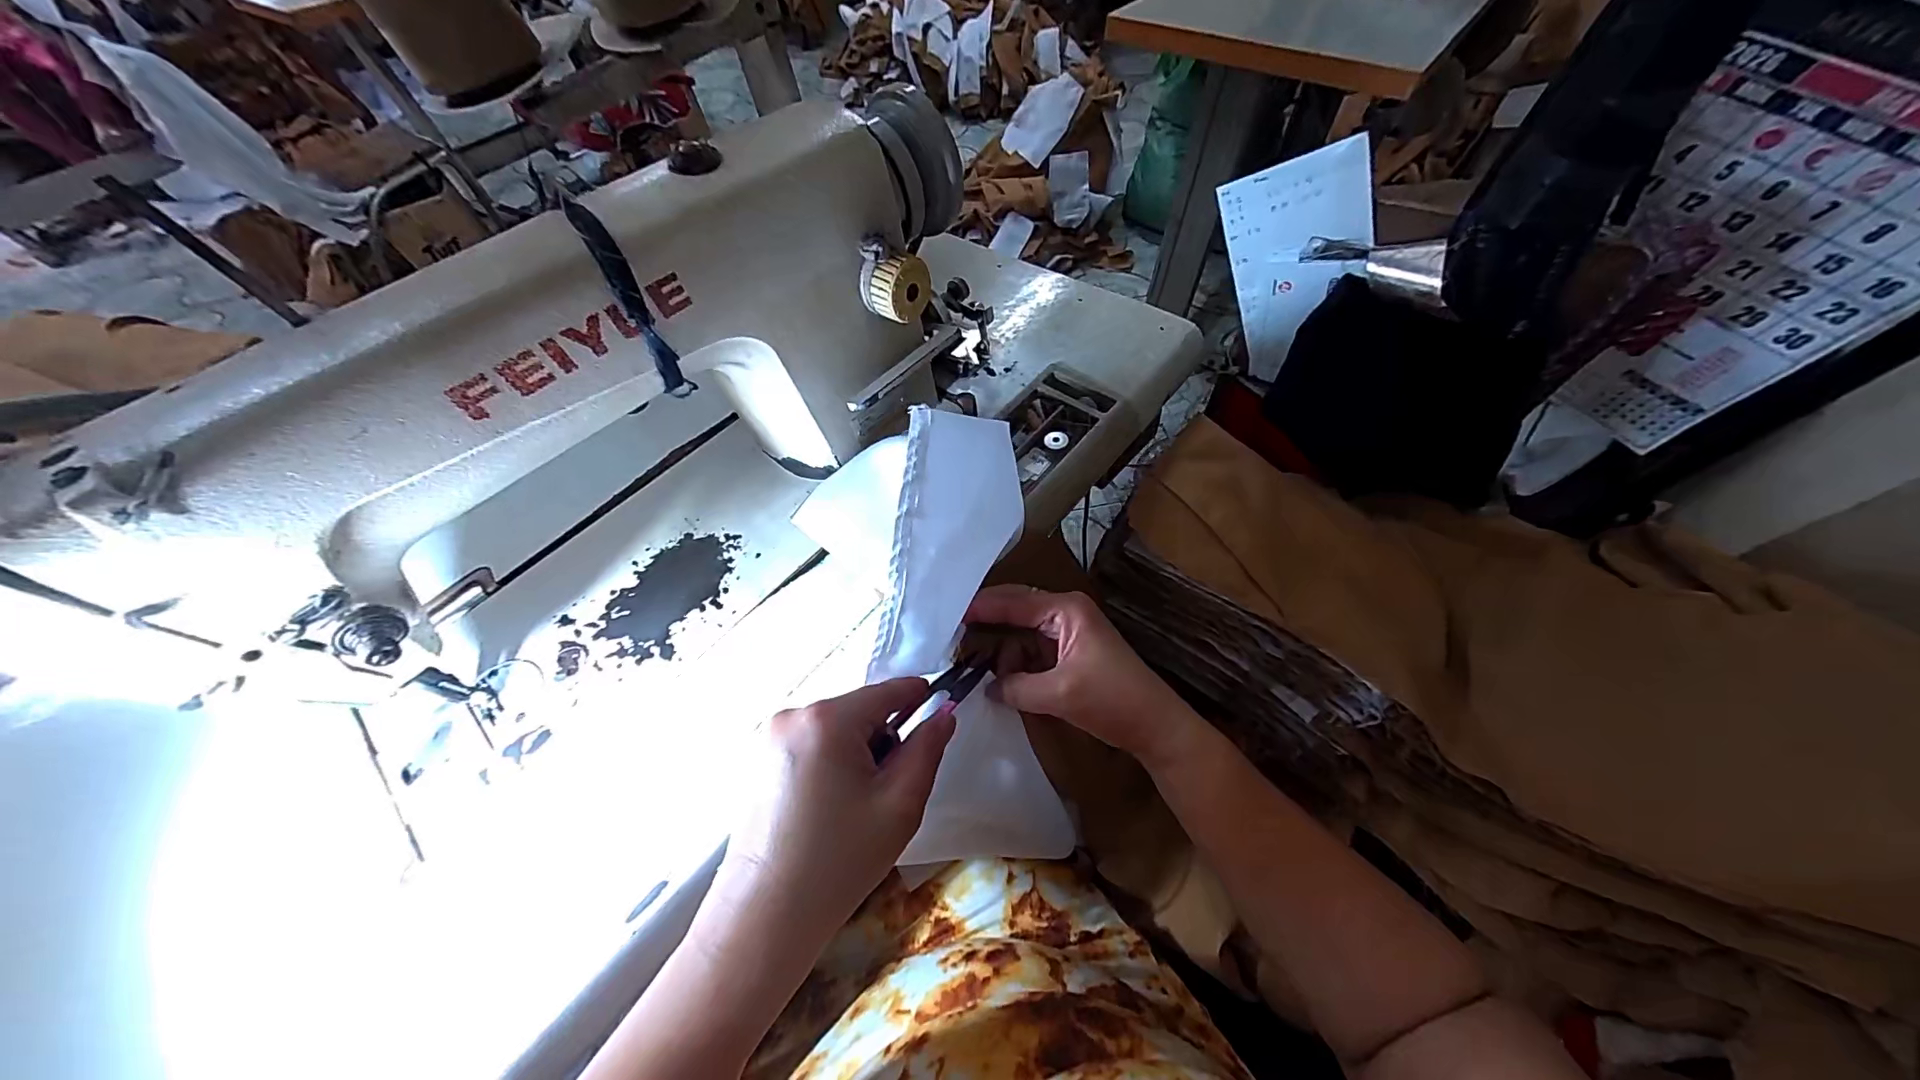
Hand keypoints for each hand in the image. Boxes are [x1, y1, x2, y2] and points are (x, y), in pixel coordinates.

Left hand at [718, 678, 955, 938]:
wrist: (765, 915)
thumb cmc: (840, 859)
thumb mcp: (901, 804)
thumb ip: (928, 748)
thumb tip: (945, 712)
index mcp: (827, 718)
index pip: (887, 690)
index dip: (919, 696)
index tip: (941, 709)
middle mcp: (793, 715)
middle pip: (859, 710)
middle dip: (882, 738)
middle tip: (888, 789)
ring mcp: (769, 737)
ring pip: (835, 728)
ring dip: (856, 752)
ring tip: (855, 806)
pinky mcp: (758, 760)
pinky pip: (810, 744)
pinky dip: (829, 762)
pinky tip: (827, 809)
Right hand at [965, 586, 1201, 768]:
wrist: (1156, 727)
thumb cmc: (1113, 700)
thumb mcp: (1059, 694)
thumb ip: (1016, 687)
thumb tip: (986, 687)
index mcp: (1065, 610)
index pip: (1012, 601)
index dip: (978, 607)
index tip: (945, 615)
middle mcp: (1064, 614)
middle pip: (1013, 612)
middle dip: (985, 626)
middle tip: (948, 638)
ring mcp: (1067, 635)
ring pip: (1020, 635)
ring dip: (999, 651)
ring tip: (966, 664)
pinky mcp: (1068, 656)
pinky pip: (1031, 653)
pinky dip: (1014, 665)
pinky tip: (994, 677)